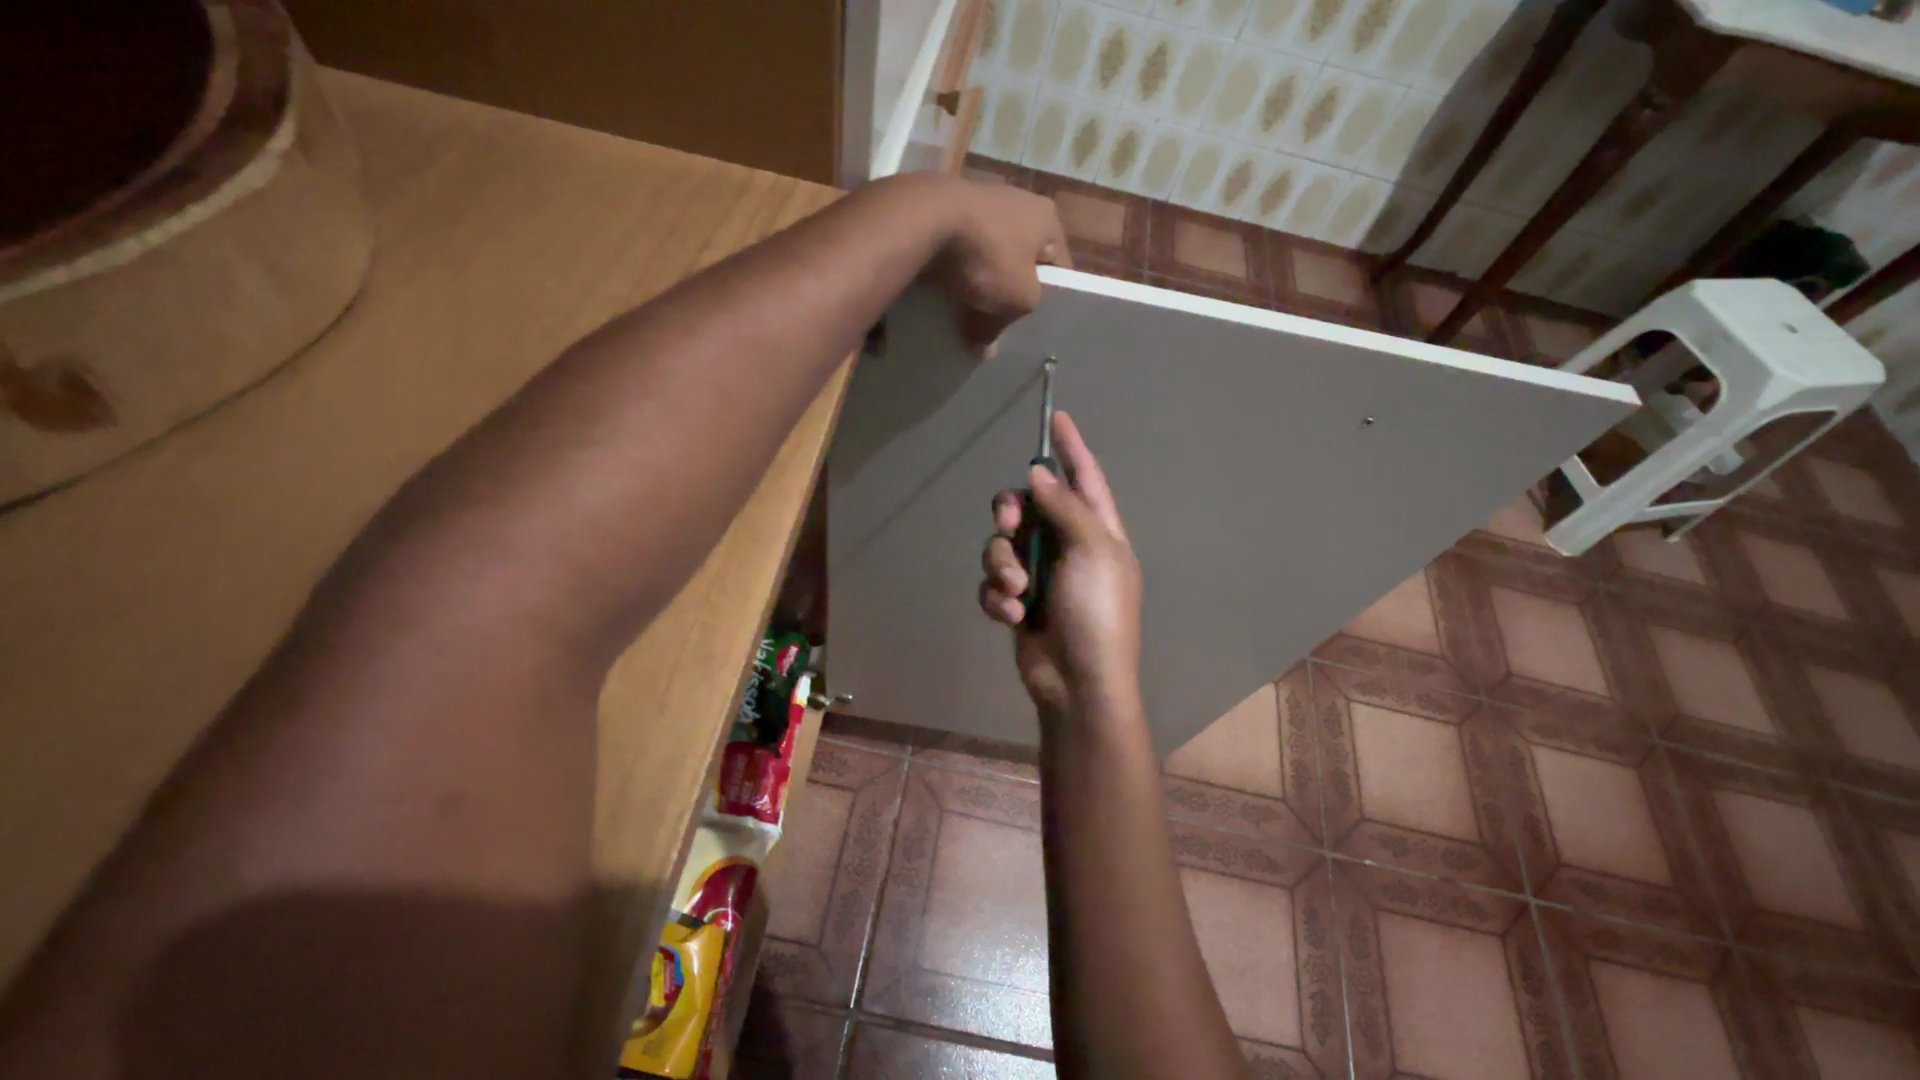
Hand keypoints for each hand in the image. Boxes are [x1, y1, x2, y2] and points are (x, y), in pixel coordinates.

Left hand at [928, 177, 1070, 353]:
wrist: (925, 218)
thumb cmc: (988, 256)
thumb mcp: (1013, 301)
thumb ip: (1005, 325)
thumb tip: (983, 348)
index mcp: (1046, 217)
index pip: (1058, 265)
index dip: (1049, 298)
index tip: (1034, 323)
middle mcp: (1017, 199)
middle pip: (1020, 258)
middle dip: (1009, 288)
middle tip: (1000, 319)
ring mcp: (978, 197)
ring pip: (987, 251)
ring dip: (978, 277)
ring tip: (967, 307)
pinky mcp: (944, 204)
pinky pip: (956, 245)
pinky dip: (952, 264)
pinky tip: (943, 287)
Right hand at [978, 411, 1142, 717]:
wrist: (1078, 682)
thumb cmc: (1098, 612)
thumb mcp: (1092, 552)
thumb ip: (1065, 507)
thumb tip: (1039, 473)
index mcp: (1098, 530)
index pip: (1085, 477)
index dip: (1072, 447)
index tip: (1058, 416)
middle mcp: (1067, 546)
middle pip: (1027, 505)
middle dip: (1011, 512)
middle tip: (1009, 523)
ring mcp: (1040, 575)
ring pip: (1001, 545)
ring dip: (1001, 566)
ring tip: (1016, 593)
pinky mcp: (1017, 602)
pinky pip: (993, 582)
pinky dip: (997, 596)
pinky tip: (1012, 615)